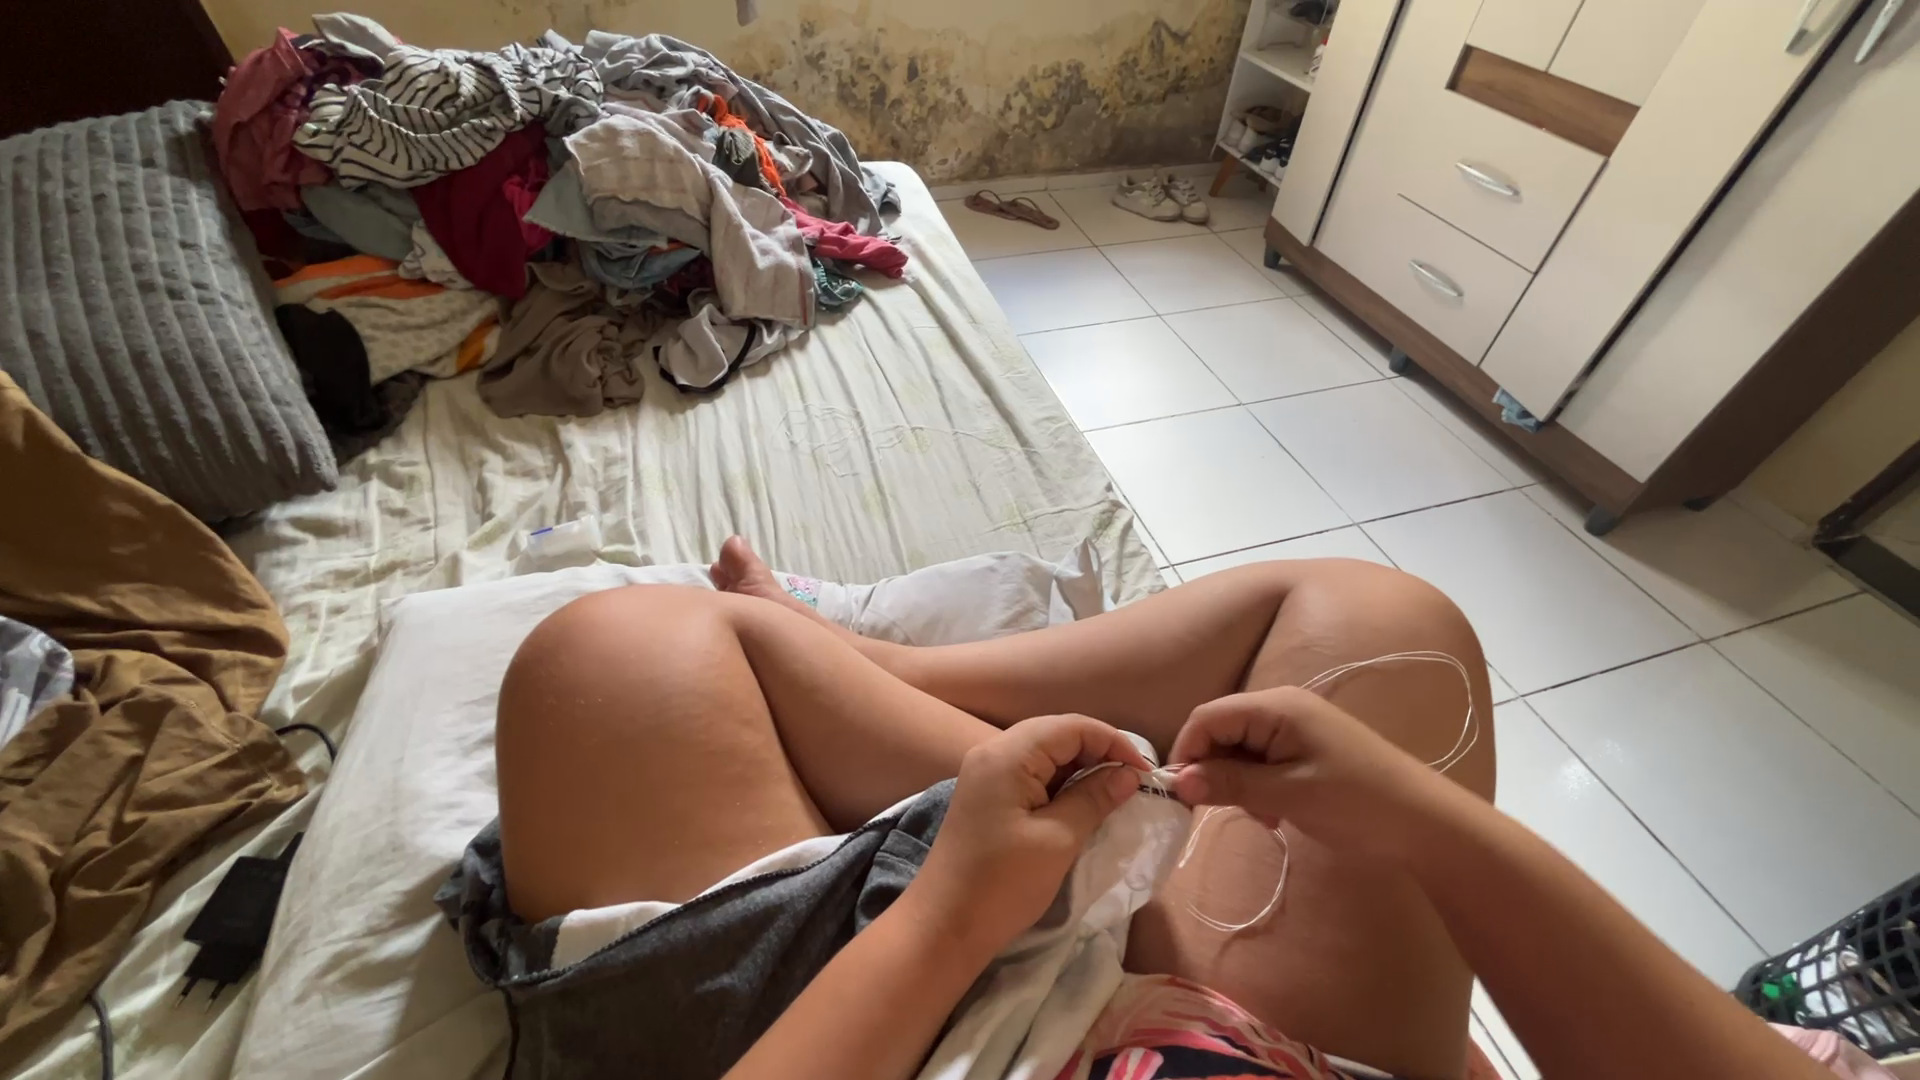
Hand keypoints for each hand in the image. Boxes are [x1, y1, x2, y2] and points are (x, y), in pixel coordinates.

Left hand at [905, 714, 1150, 957]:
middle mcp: (993, 752)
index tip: (1145, 773)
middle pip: (1056, 733)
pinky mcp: (987, 794)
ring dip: (1080, 767)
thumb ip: (1094, 799)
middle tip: (1132, 782)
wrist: (944, 925)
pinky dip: (1059, 782)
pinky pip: (1030, 772)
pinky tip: (1081, 802)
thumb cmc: (1003, 884)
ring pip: (1044, 752)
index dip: (1112, 742)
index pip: (1070, 727)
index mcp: (1008, 754)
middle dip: (1098, 751)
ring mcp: (986, 772)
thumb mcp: (1058, 840)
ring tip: (1113, 793)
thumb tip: (1128, 774)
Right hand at [1168, 686, 1459, 864]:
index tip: (1180, 792)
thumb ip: (1229, 783)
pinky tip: (1273, 813)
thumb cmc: (1357, 803)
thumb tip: (1178, 782)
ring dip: (1236, 781)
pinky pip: (1262, 759)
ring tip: (1259, 815)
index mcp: (1276, 706)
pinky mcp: (1306, 748)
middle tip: (1218, 809)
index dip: (1187, 750)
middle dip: (1213, 768)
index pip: (1208, 717)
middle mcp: (1282, 707)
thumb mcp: (1287, 795)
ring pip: (1240, 748)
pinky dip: (1257, 785)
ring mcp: (1295, 727)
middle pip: (1222, 730)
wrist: (1429, 825)